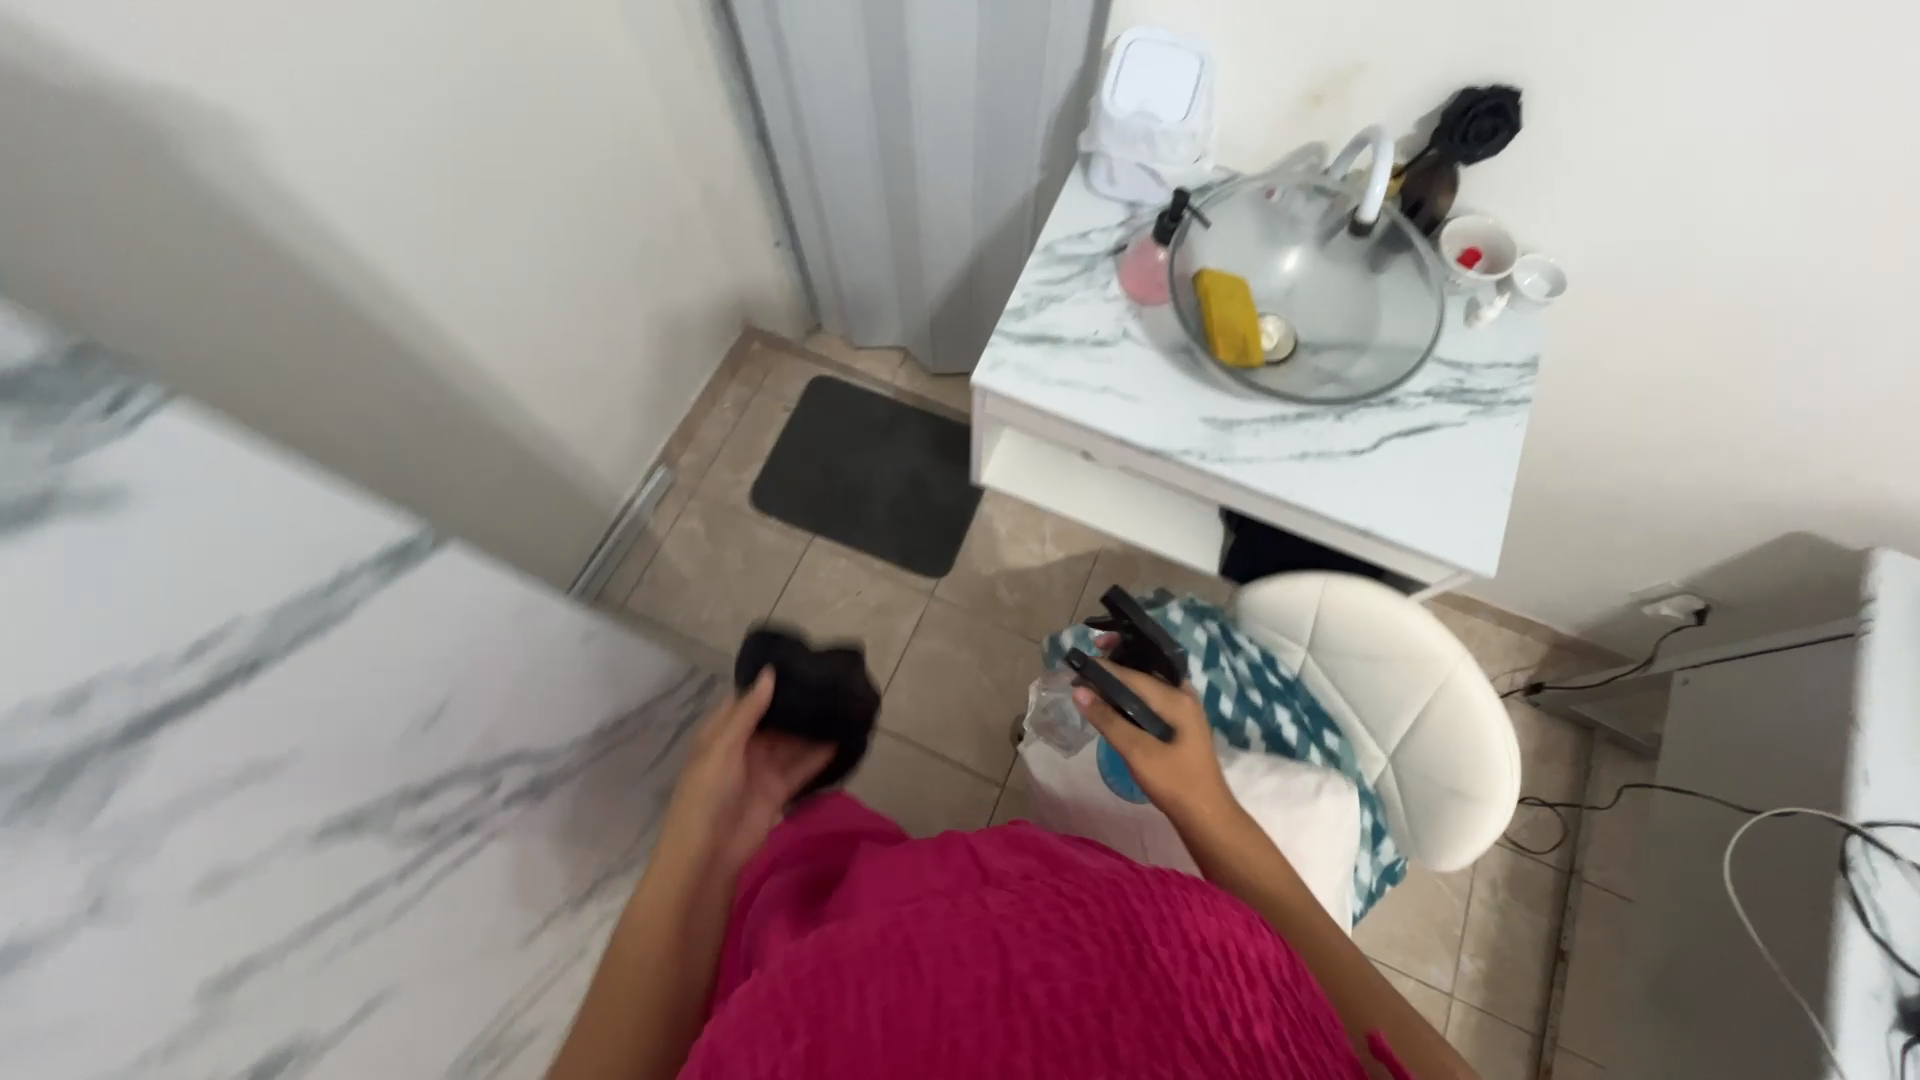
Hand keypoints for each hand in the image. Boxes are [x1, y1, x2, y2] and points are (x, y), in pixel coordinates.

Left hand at [661, 669, 833, 874]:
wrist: (708, 853)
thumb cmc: (707, 794)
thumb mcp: (723, 747)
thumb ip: (749, 712)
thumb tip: (770, 673)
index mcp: (723, 732)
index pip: (748, 700)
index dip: (769, 684)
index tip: (799, 664)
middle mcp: (744, 747)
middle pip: (774, 721)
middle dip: (797, 706)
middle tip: (830, 683)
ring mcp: (762, 769)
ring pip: (791, 743)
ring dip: (812, 729)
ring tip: (841, 707)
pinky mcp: (779, 790)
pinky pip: (801, 767)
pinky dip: (819, 756)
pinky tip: (841, 740)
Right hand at [1071, 640, 1235, 828]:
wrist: (1206, 815)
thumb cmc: (1174, 782)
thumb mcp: (1137, 752)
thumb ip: (1108, 720)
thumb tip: (1079, 691)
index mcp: (1176, 698)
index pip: (1133, 673)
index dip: (1103, 667)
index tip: (1077, 663)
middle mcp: (1183, 695)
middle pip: (1145, 668)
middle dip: (1118, 659)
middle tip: (1090, 657)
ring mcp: (1184, 709)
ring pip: (1149, 681)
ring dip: (1123, 676)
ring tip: (1096, 676)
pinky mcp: (1180, 723)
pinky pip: (1153, 696)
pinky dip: (1132, 693)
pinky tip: (1115, 700)